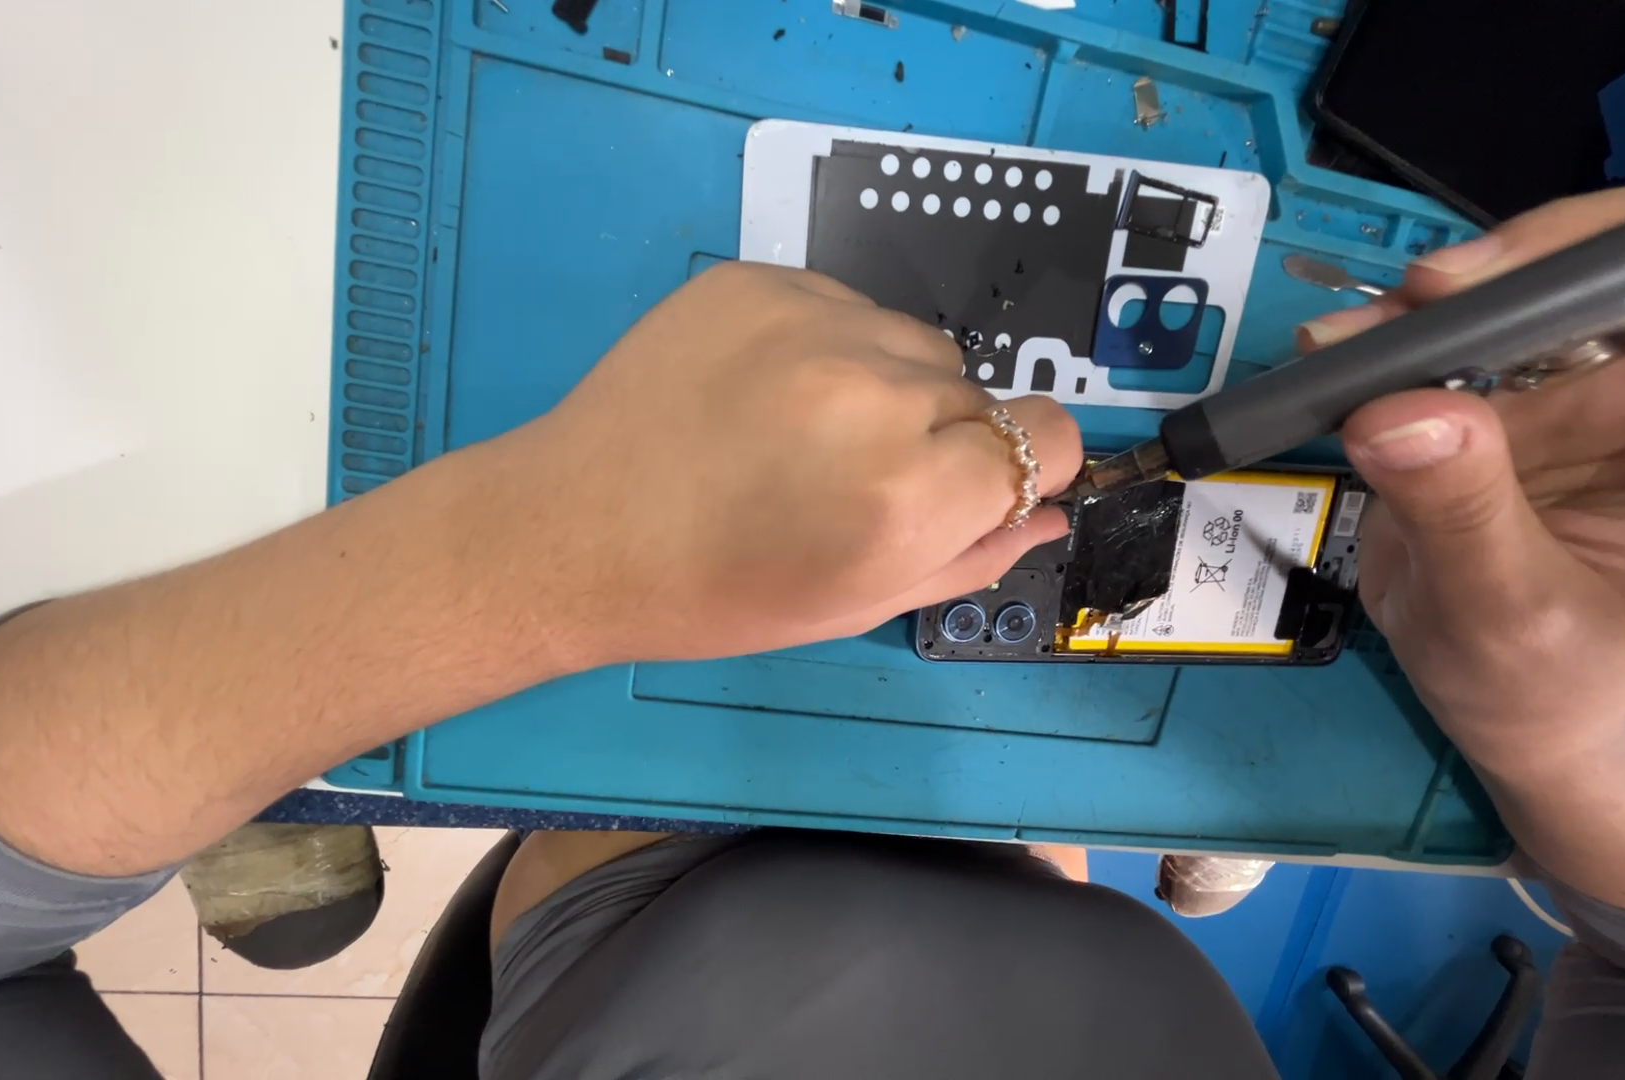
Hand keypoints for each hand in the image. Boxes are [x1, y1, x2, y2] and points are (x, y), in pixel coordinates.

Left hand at [508, 261, 1080, 663]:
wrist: (576, 532)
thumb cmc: (720, 594)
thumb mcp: (855, 602)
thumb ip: (970, 556)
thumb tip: (1046, 511)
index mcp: (910, 495)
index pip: (1049, 440)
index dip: (1016, 469)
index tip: (972, 486)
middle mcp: (878, 393)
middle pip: (981, 393)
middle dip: (945, 439)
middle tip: (856, 477)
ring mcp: (813, 321)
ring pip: (917, 345)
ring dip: (891, 388)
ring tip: (805, 433)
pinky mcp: (758, 279)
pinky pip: (846, 308)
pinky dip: (831, 349)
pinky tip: (764, 393)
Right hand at [1300, 188, 1624, 764]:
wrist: (1487, 698)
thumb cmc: (1536, 679)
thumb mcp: (1508, 614)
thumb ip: (1465, 516)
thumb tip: (1395, 414)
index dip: (1620, 258)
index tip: (1481, 285)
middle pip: (1608, 279)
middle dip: (1500, 277)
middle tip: (1403, 301)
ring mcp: (1575, 398)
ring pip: (1509, 306)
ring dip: (1418, 313)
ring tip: (1335, 341)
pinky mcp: (1490, 410)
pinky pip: (1438, 353)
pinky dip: (1379, 348)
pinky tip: (1329, 358)